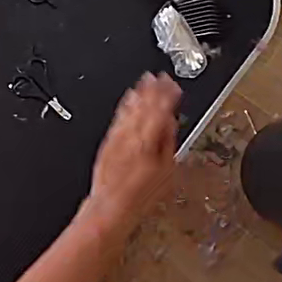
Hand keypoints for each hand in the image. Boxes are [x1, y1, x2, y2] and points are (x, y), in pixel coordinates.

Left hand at [85, 73, 181, 230]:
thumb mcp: (167, 170)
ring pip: (131, 108)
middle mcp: (131, 134)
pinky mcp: (108, 140)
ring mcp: (118, 136)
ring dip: (140, 92)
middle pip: (145, 104)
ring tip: (146, 79)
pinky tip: (129, 96)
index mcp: (148, 140)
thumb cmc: (140, 194)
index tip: (174, 85)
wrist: (111, 204)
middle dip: (155, 89)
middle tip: (161, 76)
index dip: (169, 95)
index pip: (161, 110)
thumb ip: (168, 142)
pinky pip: (118, 116)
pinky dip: (126, 103)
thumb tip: (170, 124)